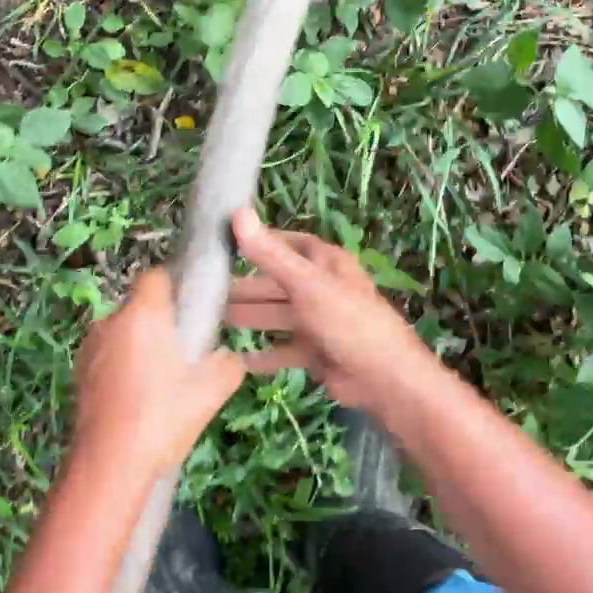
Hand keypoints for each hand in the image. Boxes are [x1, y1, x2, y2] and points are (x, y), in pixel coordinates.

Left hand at [73, 267, 245, 475]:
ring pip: (121, 332)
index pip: (156, 276)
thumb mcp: (210, 393)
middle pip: (139, 306)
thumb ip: (227, 365)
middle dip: (158, 322)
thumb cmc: (162, 418)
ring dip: (137, 345)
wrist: (109, 463)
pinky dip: (119, 366)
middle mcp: (111, 320)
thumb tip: (229, 356)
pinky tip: (134, 398)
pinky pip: (106, 355)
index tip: (189, 308)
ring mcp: (90, 345)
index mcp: (143, 314)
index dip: (174, 286)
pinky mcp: (78, 370)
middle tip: (180, 352)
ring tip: (157, 381)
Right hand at [224, 208, 436, 417]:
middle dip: (245, 287)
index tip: (225, 243)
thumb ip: (269, 254)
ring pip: (277, 315)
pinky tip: (238, 357)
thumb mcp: (305, 283)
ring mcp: (319, 321)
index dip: (260, 242)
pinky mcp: (317, 352)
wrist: (386, 380)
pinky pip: (284, 349)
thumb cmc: (347, 320)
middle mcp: (321, 287)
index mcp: (325, 263)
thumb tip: (237, 213)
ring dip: (250, 317)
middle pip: (276, 283)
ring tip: (214, 320)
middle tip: (207, 290)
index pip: (287, 244)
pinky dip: (264, 354)